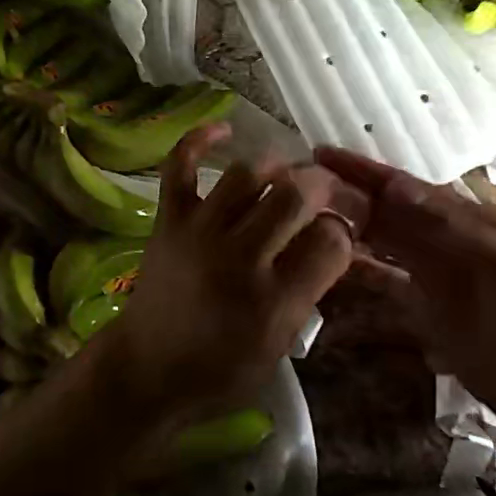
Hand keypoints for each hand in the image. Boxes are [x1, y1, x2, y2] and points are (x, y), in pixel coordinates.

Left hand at [99, 125, 366, 424]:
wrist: (150, 365)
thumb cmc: (221, 367)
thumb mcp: (281, 342)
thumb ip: (309, 290)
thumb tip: (334, 243)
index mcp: (276, 298)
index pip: (331, 240)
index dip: (346, 229)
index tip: (344, 229)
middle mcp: (240, 255)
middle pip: (295, 195)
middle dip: (323, 187)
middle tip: (326, 194)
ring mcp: (199, 230)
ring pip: (247, 174)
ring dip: (275, 168)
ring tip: (286, 177)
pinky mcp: (169, 218)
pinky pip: (179, 166)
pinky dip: (198, 141)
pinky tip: (224, 129)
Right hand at [315, 147, 495, 456]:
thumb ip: (456, 229)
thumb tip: (394, 186)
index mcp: (474, 225)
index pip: (407, 188)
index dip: (364, 170)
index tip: (317, 151)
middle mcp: (448, 244)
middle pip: (387, 210)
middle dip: (344, 192)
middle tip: (290, 183)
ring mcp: (436, 279)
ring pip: (380, 241)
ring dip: (344, 224)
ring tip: (296, 214)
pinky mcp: (428, 314)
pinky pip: (383, 281)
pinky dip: (355, 268)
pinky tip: (322, 261)